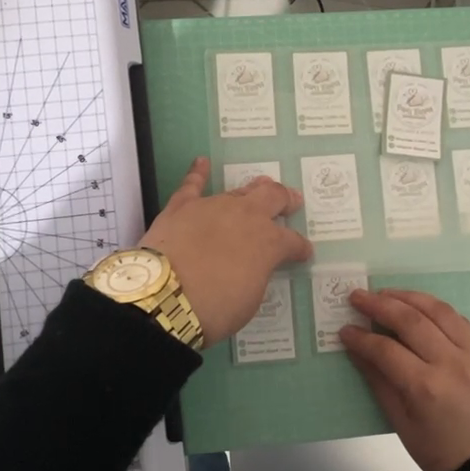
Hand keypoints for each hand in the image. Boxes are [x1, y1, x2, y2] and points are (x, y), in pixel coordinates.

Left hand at [140, 158, 311, 344]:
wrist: (166, 298)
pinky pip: (192, 184)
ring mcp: (214, 207)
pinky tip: (202, 162)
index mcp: (269, 242)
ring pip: (238, 191)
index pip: (292, 242)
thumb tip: (254, 265)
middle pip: (272, 198)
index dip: (299, 247)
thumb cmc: (215, 308)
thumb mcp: (251, 298)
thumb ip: (257, 273)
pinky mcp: (182, 206)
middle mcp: (246, 217)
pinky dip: (198, 172)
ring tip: (260, 186)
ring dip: (252, 190)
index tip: (303, 252)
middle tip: (291, 201)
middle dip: (285, 199)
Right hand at [341, 289, 469, 470]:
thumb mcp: (402, 423)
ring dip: (409, 297)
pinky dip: (437, 309)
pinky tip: (420, 307)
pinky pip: (460, 320)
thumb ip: (379, 382)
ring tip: (386, 294)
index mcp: (426, 388)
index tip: (345, 329)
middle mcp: (451, 364)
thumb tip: (357, 349)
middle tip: (358, 297)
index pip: (385, 350)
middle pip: (410, 321)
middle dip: (380, 305)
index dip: (361, 338)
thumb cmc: (441, 451)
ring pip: (438, 311)